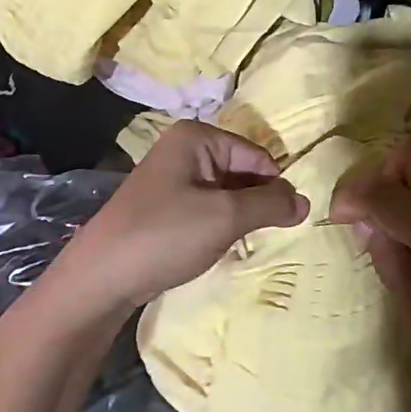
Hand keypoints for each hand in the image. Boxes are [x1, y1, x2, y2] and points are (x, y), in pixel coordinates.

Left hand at [52, 120, 308, 313]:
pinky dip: (222, 225)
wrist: (103, 274)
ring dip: (241, 216)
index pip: (258, 155)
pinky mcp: (168, 204)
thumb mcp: (225, 216)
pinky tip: (223, 247)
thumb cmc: (165, 235)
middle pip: (243, 170)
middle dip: (259, 201)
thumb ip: (270, 204)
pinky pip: (209, 207)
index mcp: (197, 136)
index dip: (276, 187)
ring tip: (248, 242)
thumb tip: (306, 200)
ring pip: (228, 191)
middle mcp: (185, 147)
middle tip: (272, 235)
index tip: (291, 222)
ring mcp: (174, 176)